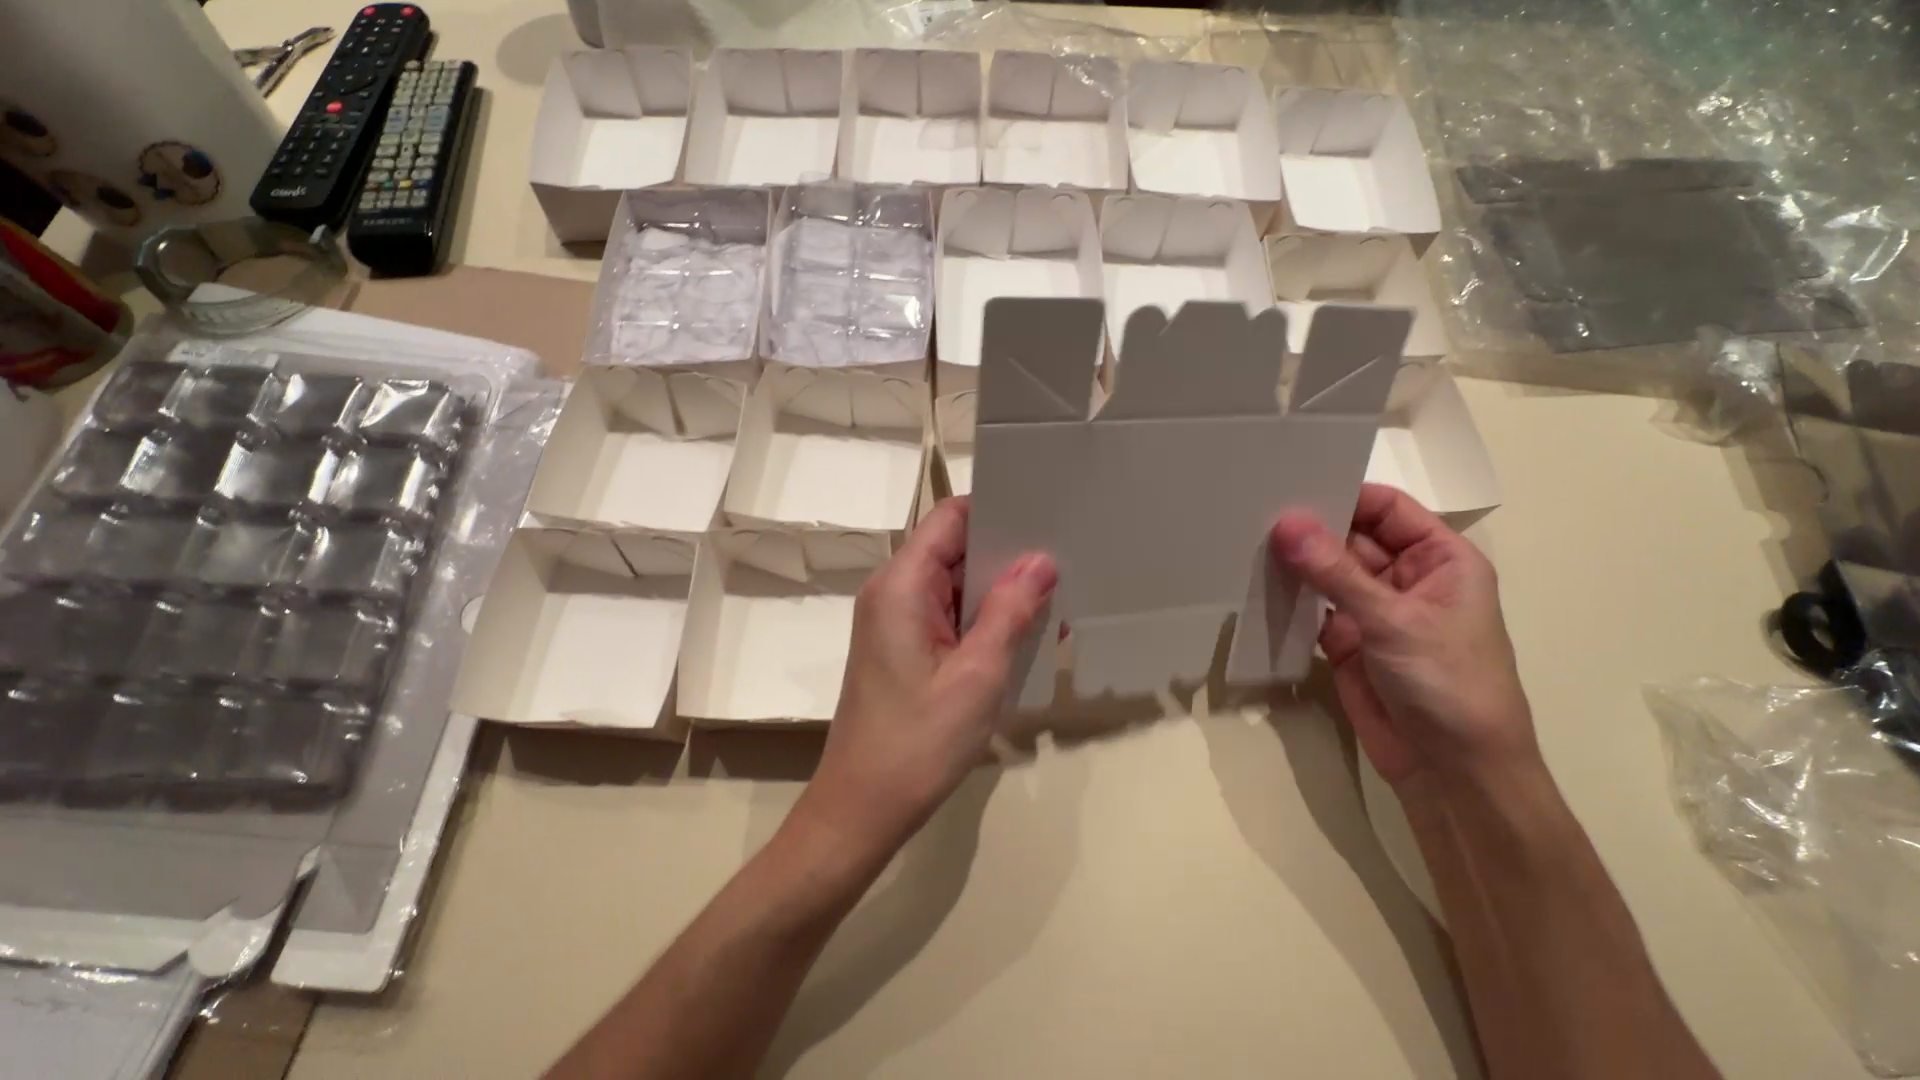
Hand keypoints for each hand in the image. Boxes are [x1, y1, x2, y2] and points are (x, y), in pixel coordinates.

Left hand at [797, 497, 1056, 851]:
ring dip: (999, 592)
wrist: (863, 808)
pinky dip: (984, 622)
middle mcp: (893, 592)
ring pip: (955, 586)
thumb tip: (1041, 560)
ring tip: (1059, 593)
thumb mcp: (977, 675)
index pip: (950, 518)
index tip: (1047, 512)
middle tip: (1068, 556)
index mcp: (901, 585)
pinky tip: (1027, 634)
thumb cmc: (919, 742)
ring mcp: (895, 623)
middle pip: (954, 549)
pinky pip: (949, 618)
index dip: (996, 510)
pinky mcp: (903, 650)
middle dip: (1007, 552)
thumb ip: (1010, 611)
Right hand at [1271, 484, 1537, 790]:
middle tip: (1253, 511)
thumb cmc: (1447, 682)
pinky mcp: (1347, 646)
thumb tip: (1286, 522)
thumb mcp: (1395, 620)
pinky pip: (1312, 612)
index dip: (1345, 495)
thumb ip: (1336, 572)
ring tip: (1243, 542)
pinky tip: (1253, 587)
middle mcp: (1407, 579)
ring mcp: (1374, 613)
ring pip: (1328, 576)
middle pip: (1352, 539)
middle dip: (1311, 529)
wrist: (1452, 771)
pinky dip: (1288, 603)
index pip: (1388, 509)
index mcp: (1440, 560)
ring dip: (1295, 566)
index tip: (1291, 485)